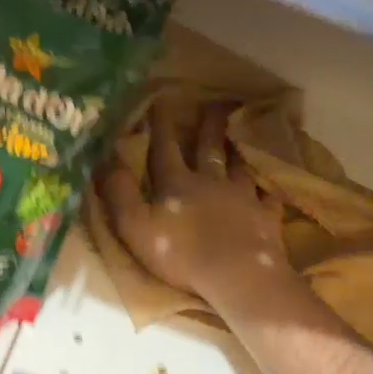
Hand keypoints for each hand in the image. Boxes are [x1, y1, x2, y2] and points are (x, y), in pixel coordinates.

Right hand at [103, 105, 289, 305]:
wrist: (236, 275)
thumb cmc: (181, 254)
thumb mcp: (135, 226)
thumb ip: (119, 193)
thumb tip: (105, 160)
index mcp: (176, 184)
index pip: (164, 148)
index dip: (160, 124)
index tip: (160, 98)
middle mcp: (210, 181)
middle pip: (208, 148)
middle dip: (208, 125)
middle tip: (214, 103)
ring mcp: (242, 197)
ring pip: (239, 165)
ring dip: (236, 148)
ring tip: (240, 132)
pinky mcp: (265, 216)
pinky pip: (266, 193)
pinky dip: (265, 183)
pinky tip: (267, 178)